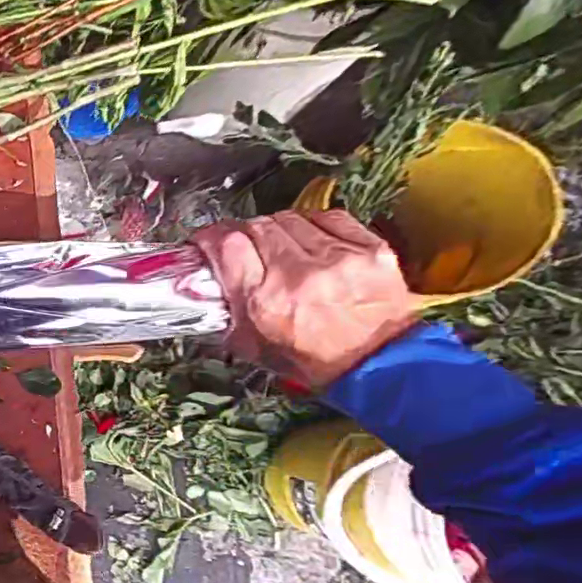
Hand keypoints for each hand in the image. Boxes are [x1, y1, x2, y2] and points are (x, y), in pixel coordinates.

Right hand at [191, 210, 418, 387]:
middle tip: (246, 249)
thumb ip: (226, 311)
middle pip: (257, 226)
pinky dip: (314, 225)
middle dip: (244, 235)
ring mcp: (337, 258)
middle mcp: (299, 275)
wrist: (378, 365)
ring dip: (278, 229)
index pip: (228, 244)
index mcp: (265, 302)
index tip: (209, 240)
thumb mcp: (253, 346)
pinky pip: (327, 217)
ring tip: (282, 248)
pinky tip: (312, 242)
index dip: (212, 237)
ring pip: (290, 218)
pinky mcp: (368, 248)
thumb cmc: (314, 361)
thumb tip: (202, 283)